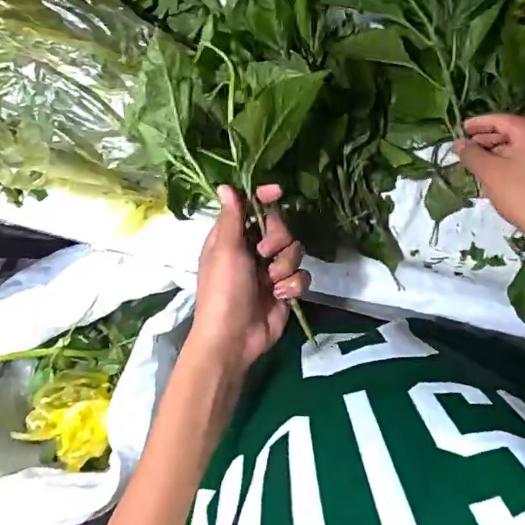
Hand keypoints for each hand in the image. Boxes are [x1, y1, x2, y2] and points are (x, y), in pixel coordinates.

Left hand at [191, 184, 308, 368]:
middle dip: (277, 239)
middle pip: (279, 227)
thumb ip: (232, 218)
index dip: (264, 197)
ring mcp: (269, 271)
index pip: (250, 207)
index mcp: (231, 238)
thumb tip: (224, 185)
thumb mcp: (225, 250)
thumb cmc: (223, 291)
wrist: (234, 338)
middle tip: (264, 254)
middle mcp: (251, 251)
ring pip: (294, 251)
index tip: (278, 192)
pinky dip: (292, 285)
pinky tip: (280, 296)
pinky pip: (301, 275)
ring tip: (270, 283)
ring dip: (284, 266)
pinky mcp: (285, 290)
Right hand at [453, 114, 524, 250]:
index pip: (502, 119)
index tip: (460, 128)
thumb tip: (458, 143)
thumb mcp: (490, 172)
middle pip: (511, 131)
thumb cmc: (521, 194)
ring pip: (517, 146)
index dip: (479, 122)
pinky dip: (506, 160)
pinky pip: (524, 158)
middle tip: (465, 144)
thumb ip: (472, 154)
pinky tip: (492, 172)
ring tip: (474, 159)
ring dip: (494, 150)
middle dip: (486, 137)